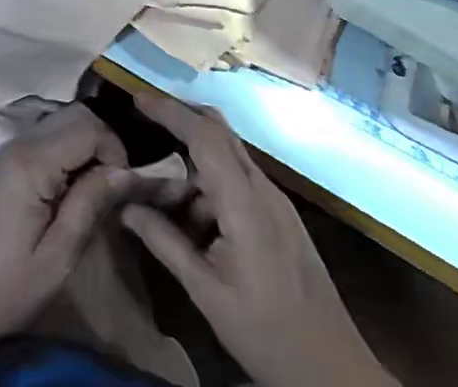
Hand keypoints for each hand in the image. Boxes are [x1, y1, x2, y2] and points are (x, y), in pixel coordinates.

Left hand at [0, 105, 132, 378]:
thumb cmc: (10, 284)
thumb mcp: (60, 254)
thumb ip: (92, 203)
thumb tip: (128, 172)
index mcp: (32, 163)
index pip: (89, 127)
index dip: (115, 152)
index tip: (121, 190)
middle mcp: (20, 142)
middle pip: (77, 115)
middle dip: (105, 144)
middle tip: (113, 187)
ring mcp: (12, 146)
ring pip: (64, 120)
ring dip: (89, 145)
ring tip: (97, 188)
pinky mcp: (10, 158)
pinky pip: (50, 135)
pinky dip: (72, 149)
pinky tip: (75, 185)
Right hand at [121, 94, 395, 386]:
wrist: (333, 368)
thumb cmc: (266, 332)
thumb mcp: (206, 292)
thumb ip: (164, 242)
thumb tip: (124, 205)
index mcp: (247, 206)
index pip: (207, 138)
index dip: (171, 112)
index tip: (138, 98)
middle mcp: (265, 191)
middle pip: (221, 133)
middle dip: (181, 117)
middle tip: (143, 119)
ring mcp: (276, 201)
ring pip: (228, 156)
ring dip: (193, 160)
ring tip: (158, 190)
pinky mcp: (279, 215)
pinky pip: (238, 179)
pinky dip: (208, 182)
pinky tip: (189, 216)